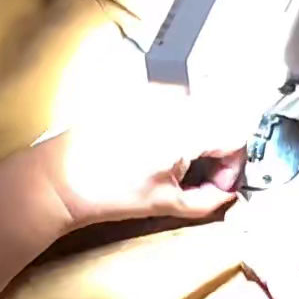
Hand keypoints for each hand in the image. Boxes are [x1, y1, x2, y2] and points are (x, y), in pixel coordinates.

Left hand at [24, 102, 247, 229]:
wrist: (61, 179)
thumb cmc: (107, 191)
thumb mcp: (165, 203)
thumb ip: (206, 200)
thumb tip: (225, 194)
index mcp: (187, 126)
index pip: (237, 136)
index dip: (233, 166)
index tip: (219, 185)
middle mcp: (175, 102)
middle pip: (221, 120)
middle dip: (219, 153)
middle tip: (202, 179)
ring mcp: (155, 95)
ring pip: (199, 112)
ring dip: (199, 140)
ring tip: (177, 168)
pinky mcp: (138, 96)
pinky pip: (174, 106)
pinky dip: (178, 129)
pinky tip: (158, 153)